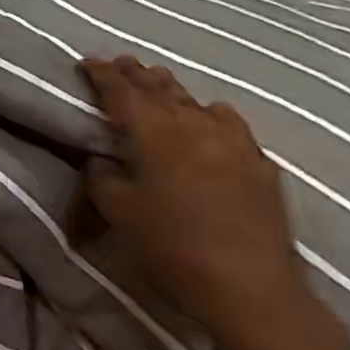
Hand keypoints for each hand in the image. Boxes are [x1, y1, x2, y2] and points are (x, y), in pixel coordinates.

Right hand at [80, 57, 310, 349]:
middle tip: (122, 61)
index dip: (104, 75)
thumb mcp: (116, 210)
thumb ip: (103, 176)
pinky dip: (213, 114)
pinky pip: (233, 126)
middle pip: (164, 92)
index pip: (123, 94)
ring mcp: (236, 147)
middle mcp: (197, 130)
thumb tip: (103, 159)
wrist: (249, 289)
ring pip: (198, 105)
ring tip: (160, 81)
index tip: (88, 60)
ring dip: (175, 91)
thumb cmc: (169, 246)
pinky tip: (213, 114)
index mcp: (155, 136)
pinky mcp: (261, 168)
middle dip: (140, 75)